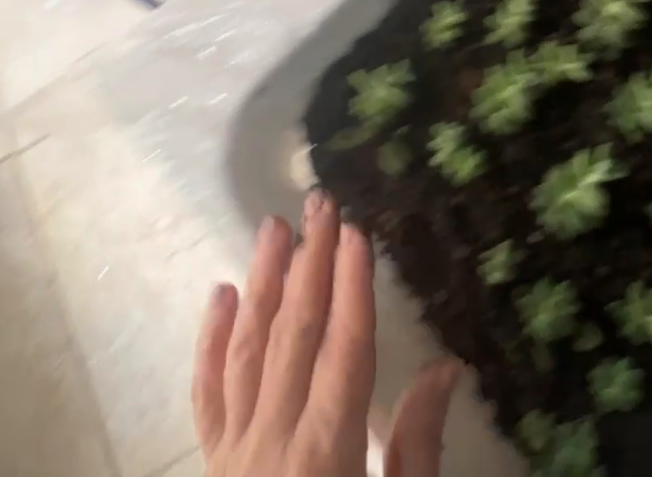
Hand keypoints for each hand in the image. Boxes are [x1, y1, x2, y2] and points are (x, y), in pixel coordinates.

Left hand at [194, 192, 461, 476]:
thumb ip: (417, 447)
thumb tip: (445, 368)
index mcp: (327, 452)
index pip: (344, 349)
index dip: (353, 286)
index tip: (358, 231)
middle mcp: (273, 440)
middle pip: (296, 332)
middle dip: (311, 261)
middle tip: (320, 201)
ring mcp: (233, 451)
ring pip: (248, 347)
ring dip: (264, 281)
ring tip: (273, 227)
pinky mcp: (212, 462)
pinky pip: (206, 392)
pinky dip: (213, 341)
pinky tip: (221, 295)